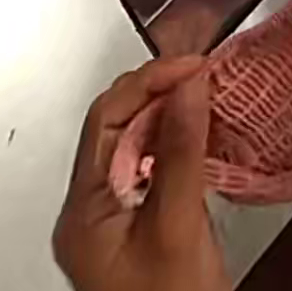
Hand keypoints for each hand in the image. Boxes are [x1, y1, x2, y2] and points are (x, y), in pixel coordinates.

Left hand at [52, 57, 228, 290]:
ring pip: (135, 137)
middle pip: (116, 123)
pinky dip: (179, 132)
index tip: (194, 65)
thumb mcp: (178, 226)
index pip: (105, 117)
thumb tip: (191, 83)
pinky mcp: (141, 217)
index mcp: (84, 208)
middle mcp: (92, 205)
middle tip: (203, 73)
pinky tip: (203, 127)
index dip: (149, 80)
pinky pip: (154, 157)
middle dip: (158, 88)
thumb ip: (182, 151)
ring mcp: (115, 212)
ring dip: (170, 108)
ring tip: (206, 91)